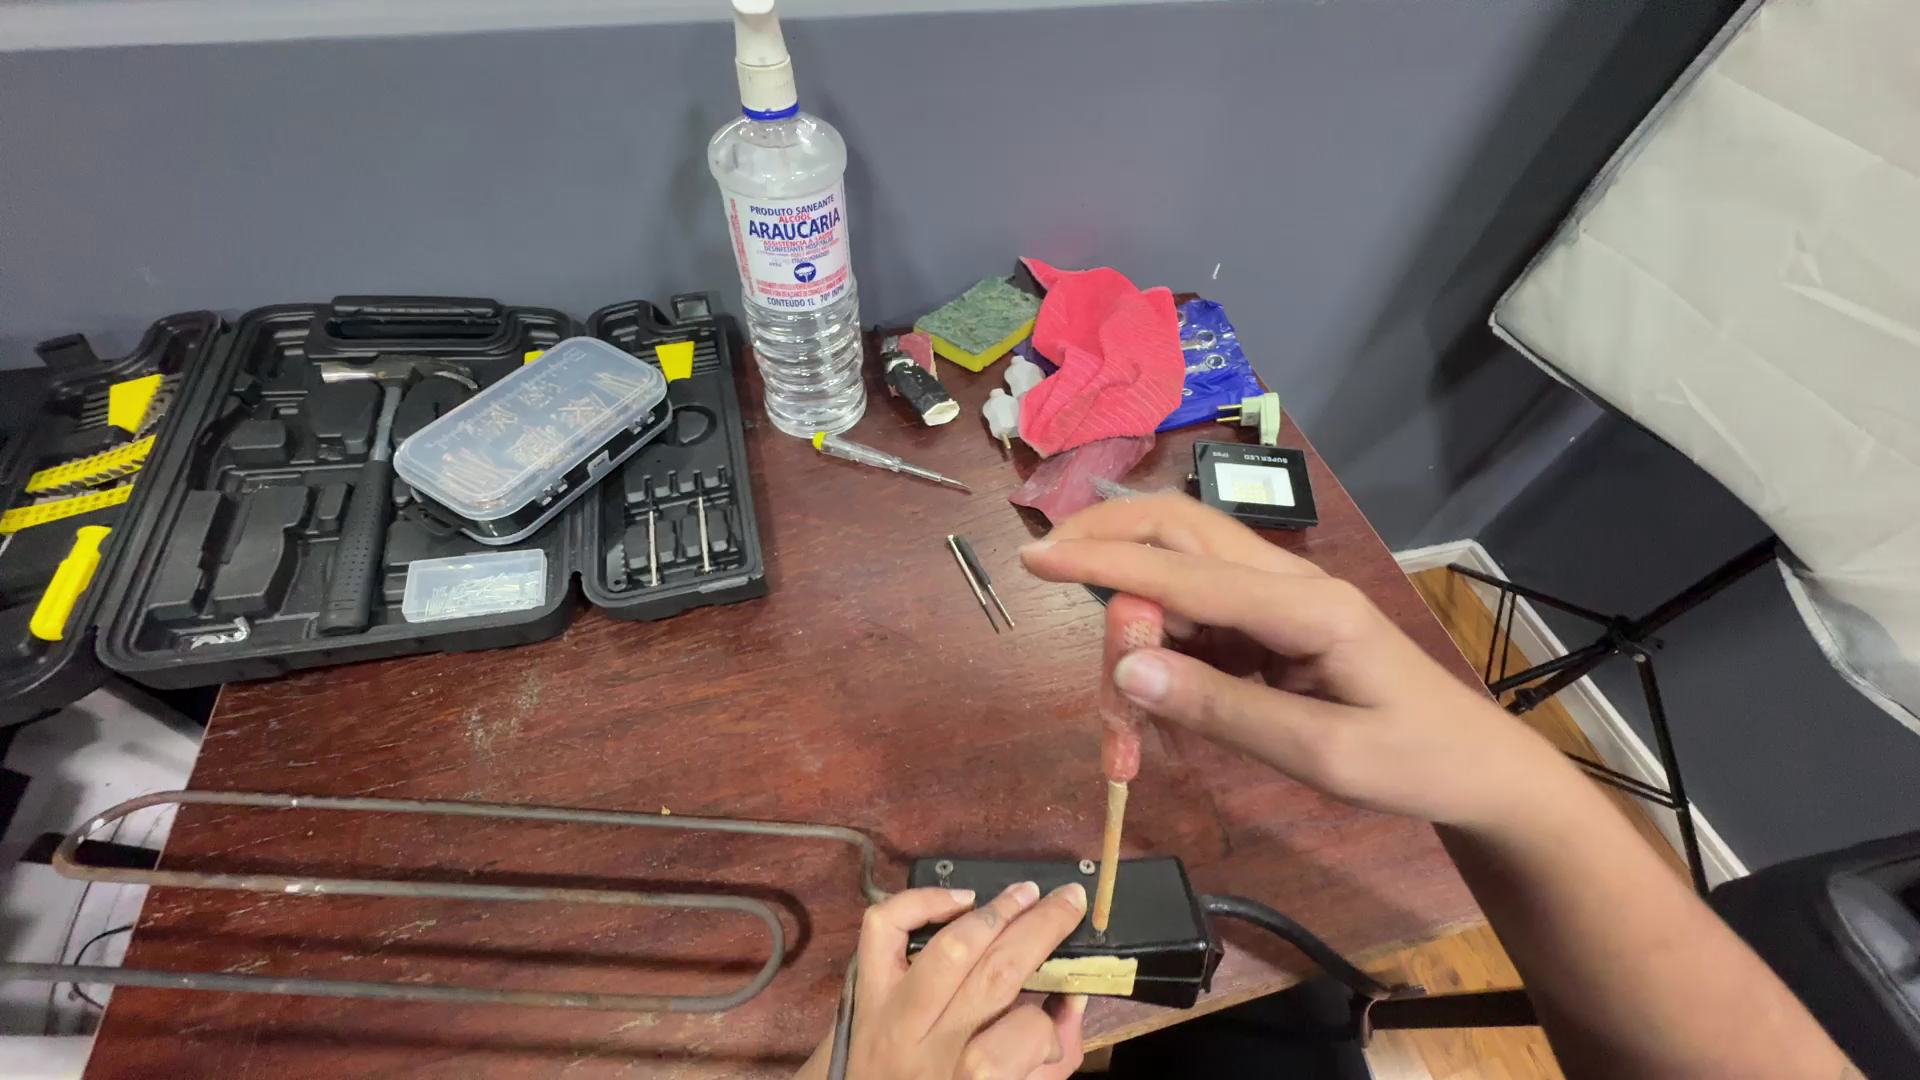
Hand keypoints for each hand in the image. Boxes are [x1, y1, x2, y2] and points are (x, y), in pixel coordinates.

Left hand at [797, 883, 1088, 1079]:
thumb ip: (1046, 1061)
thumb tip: (1072, 994)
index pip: (1020, 1039)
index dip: (1049, 1022)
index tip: (1063, 1005)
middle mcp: (925, 1049)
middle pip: (992, 976)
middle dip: (1040, 928)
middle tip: (1068, 900)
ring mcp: (889, 1015)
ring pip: (949, 948)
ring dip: (995, 911)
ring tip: (1026, 893)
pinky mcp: (865, 989)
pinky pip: (884, 929)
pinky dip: (921, 902)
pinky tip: (959, 901)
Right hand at [1019, 493, 1571, 828]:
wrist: (1479, 765)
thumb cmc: (1414, 762)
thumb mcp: (1322, 755)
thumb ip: (1221, 708)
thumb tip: (1127, 668)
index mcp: (1306, 606)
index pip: (1181, 573)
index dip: (1102, 564)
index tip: (1034, 557)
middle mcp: (1284, 579)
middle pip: (1176, 526)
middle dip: (1104, 539)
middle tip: (1045, 564)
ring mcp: (1275, 592)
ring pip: (1175, 563)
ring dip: (1125, 599)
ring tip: (1114, 685)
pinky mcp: (1266, 614)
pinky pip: (1190, 602)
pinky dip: (1152, 629)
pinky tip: (1144, 674)